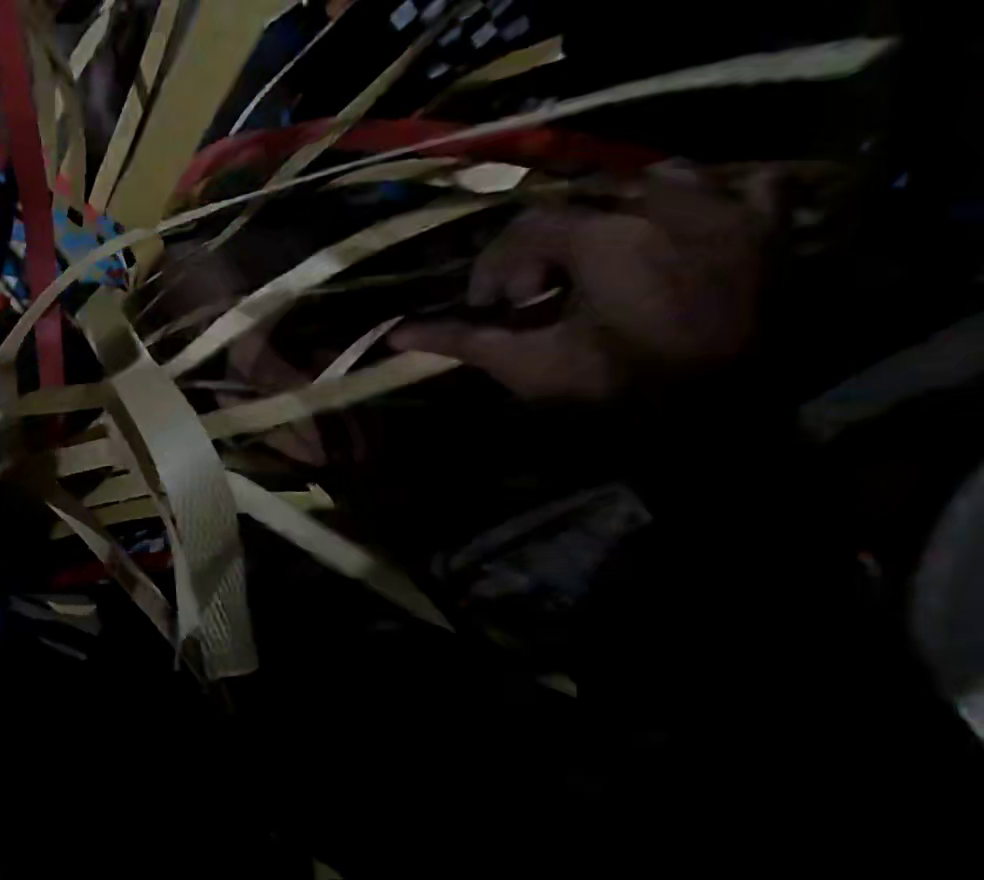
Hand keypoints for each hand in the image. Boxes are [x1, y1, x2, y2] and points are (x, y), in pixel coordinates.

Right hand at [392, 166, 775, 400]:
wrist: (722, 417)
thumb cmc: (615, 390)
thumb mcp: (528, 366)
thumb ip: (466, 341)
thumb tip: (397, 333)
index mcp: (605, 238)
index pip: (525, 227)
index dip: (496, 267)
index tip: (490, 308)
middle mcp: (666, 206)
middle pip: (583, 198)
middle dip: (546, 243)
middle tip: (538, 293)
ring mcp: (727, 209)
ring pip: (658, 175)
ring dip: (617, 207)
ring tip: (601, 253)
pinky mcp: (769, 228)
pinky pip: (742, 183)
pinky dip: (706, 196)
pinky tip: (681, 226)